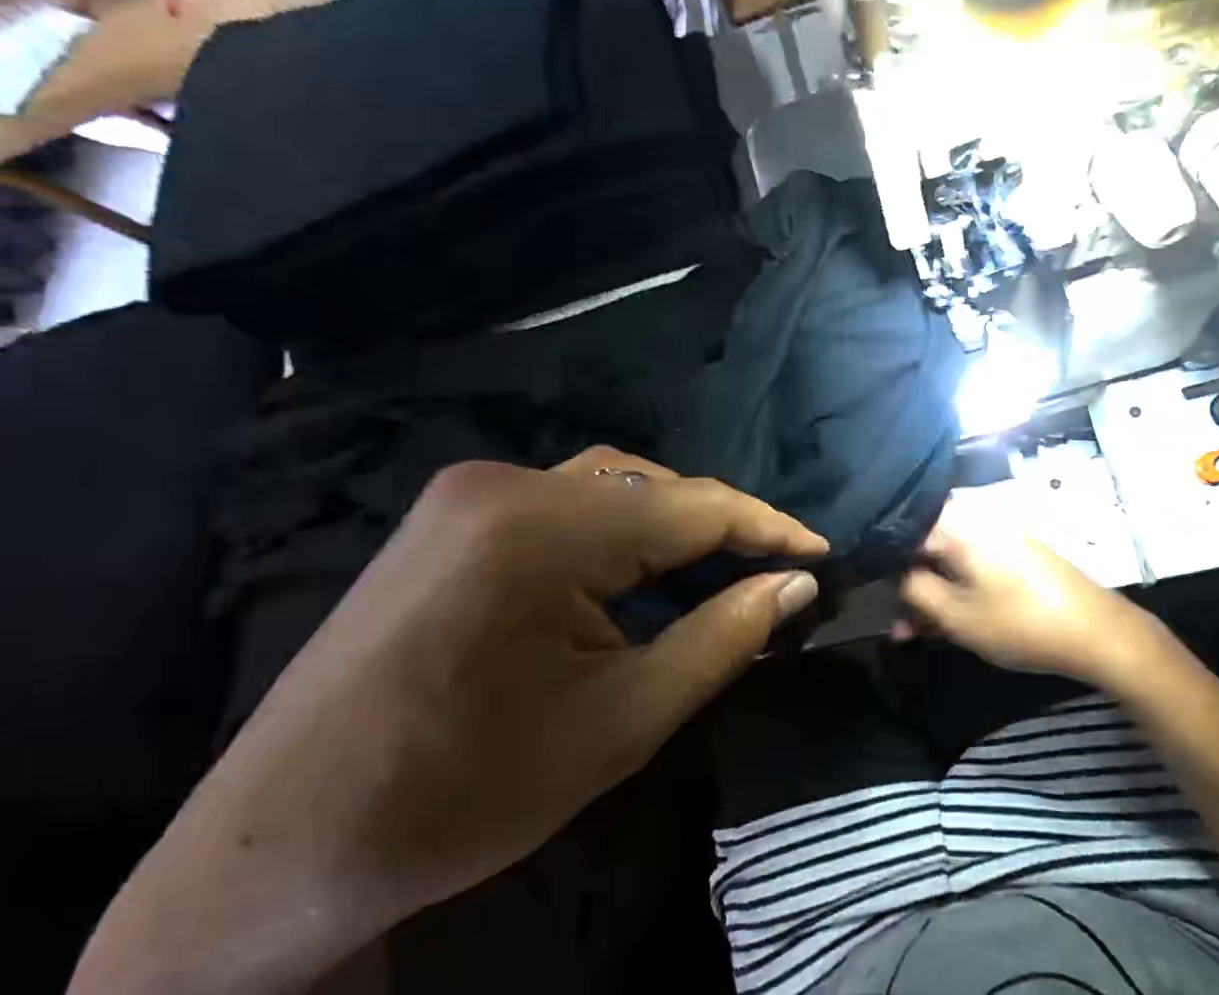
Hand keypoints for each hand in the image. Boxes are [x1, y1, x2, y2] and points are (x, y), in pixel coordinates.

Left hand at [69, 448, 826, 994]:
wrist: (279, 849)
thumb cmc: (466, 790)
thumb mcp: (625, 719)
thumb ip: (726, 636)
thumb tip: (799, 584)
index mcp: (542, 530)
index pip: (696, 505)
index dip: (772, 529)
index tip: (823, 557)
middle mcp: (503, 486)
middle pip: (654, 487)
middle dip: (724, 531)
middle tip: (776, 577)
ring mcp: (464, 497)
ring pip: (611, 488)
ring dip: (672, 530)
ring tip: (719, 579)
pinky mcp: (446, 521)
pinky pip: (565, 505)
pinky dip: (619, 536)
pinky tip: (638, 581)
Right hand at [896, 509, 1175, 690]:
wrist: (1096, 631)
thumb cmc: (1019, 621)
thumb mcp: (955, 615)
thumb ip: (913, 589)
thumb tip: (894, 573)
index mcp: (959, 520)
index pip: (900, 527)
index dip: (879, 558)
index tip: (864, 587)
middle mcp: (978, 514)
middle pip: (924, 542)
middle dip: (906, 585)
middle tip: (896, 625)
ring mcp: (1000, 530)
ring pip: (948, 557)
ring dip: (930, 593)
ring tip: (915, 635)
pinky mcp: (1015, 548)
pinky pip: (972, 562)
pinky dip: (957, 588)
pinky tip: (947, 622)